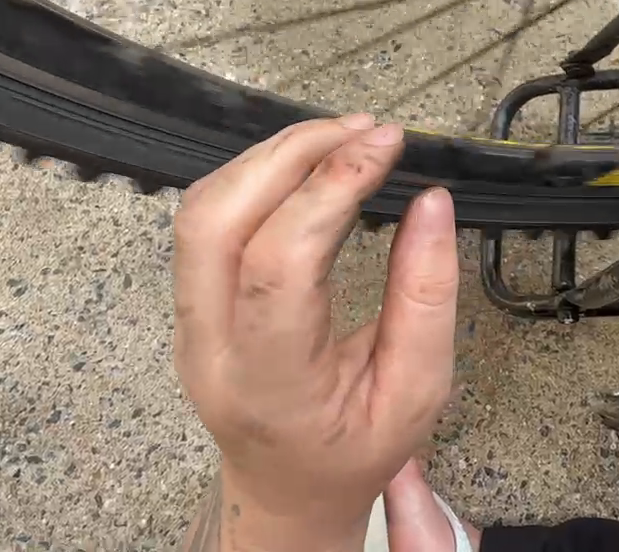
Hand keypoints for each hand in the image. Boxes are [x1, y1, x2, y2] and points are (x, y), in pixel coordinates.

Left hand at [172, 115, 459, 551]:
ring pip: (203, 209)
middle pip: (218, 221)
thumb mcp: (419, 388)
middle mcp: (208, 345)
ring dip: (274, 155)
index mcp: (270, 382)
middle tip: (366, 129)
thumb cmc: (359, 447)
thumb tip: (431, 200)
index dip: (331, 189)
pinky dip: (259, 171)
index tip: (388, 145)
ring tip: (344, 135)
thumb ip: (427, 296)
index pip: (278, 266)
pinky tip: (309, 160)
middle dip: (293, 154)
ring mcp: (187, 319)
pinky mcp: (190, 298)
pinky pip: (206, 215)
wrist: (288, 488)